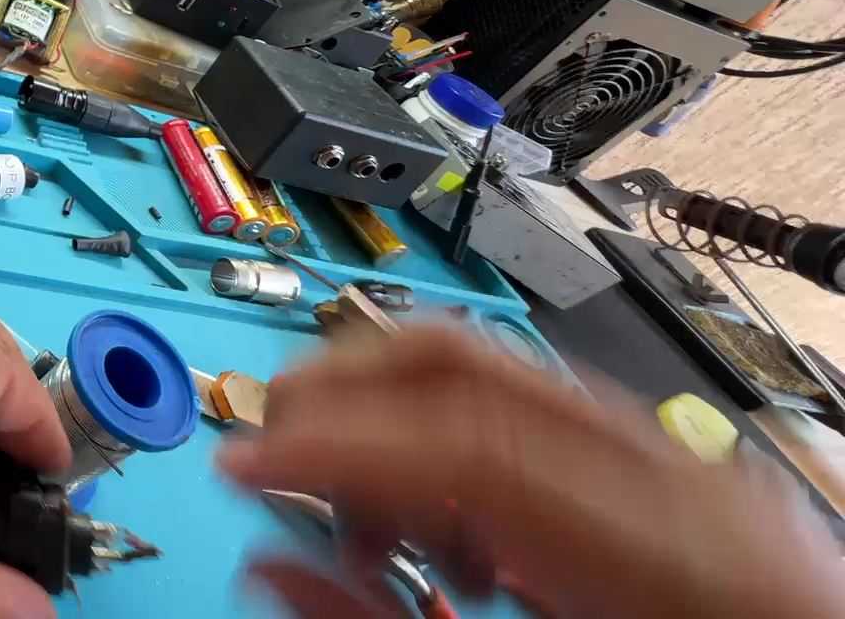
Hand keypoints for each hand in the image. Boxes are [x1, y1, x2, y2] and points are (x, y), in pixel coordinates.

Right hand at [216, 326, 844, 618]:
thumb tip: (269, 565)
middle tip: (272, 461)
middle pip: (449, 364)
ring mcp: (659, 448)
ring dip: (363, 413)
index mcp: (685, 560)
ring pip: (459, 360)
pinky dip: (415, 435)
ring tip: (356, 515)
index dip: (332, 445)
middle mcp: (677, 475)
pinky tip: (422, 519)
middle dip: (326, 398)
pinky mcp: (633, 448)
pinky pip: (491, 396)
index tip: (240, 464)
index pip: (467, 446)